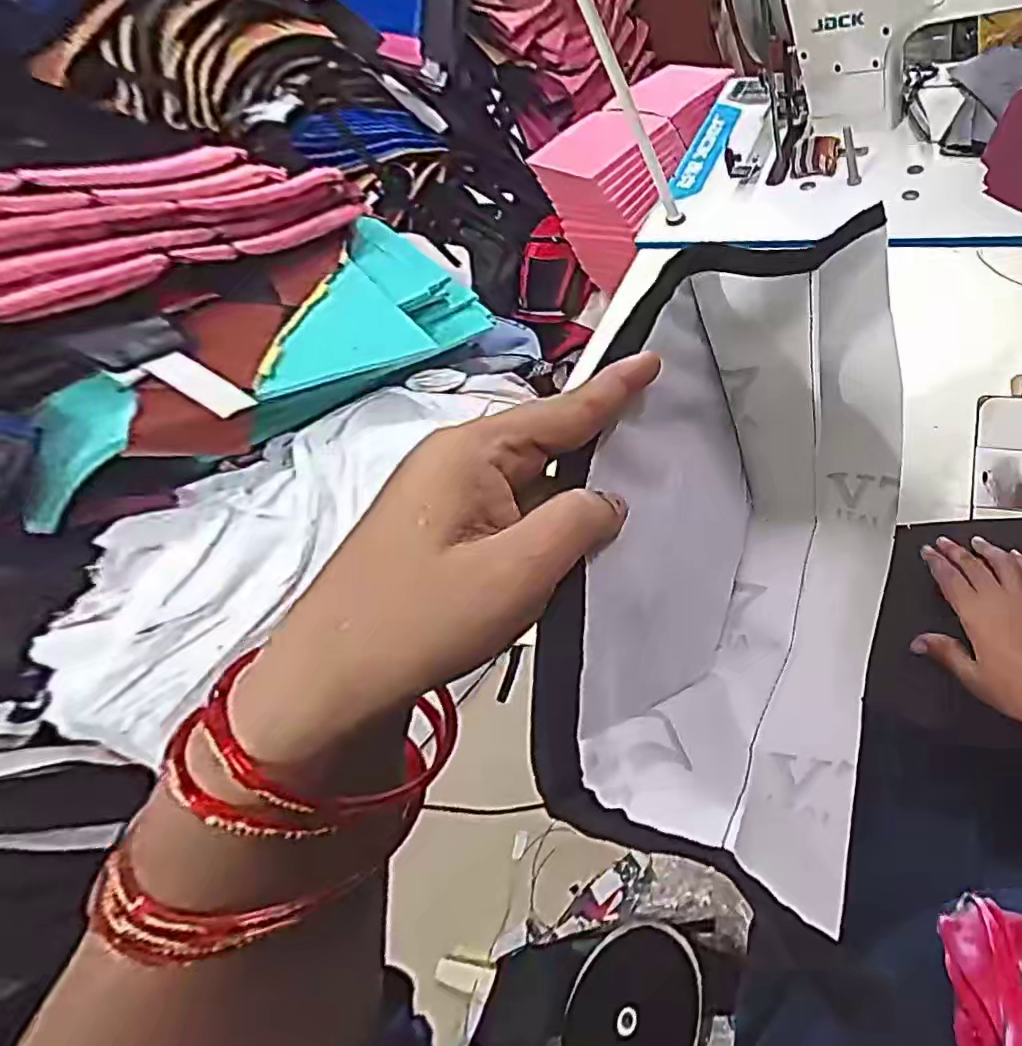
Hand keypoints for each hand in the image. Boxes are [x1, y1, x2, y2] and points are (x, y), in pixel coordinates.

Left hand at [229, 353, 662, 764]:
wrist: (335, 684)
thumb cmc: (421, 620)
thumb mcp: (520, 568)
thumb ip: (580, 520)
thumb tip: (608, 501)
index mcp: (472, 455)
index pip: (561, 410)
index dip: (613, 387)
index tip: (650, 361)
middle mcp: (462, 464)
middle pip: (554, 439)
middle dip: (606, 437)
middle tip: (661, 434)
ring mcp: (457, 498)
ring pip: (545, 478)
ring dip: (586, 486)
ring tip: (640, 488)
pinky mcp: (460, 530)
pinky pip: (529, 508)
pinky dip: (564, 516)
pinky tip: (591, 535)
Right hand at [912, 535, 1021, 754]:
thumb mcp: (973, 677)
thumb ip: (946, 653)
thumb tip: (923, 642)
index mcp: (978, 616)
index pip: (951, 581)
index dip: (937, 563)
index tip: (929, 552)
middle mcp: (1000, 601)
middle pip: (973, 566)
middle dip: (956, 551)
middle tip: (944, 542)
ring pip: (1002, 563)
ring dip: (987, 549)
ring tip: (976, 541)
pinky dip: (1020, 561)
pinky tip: (1016, 556)